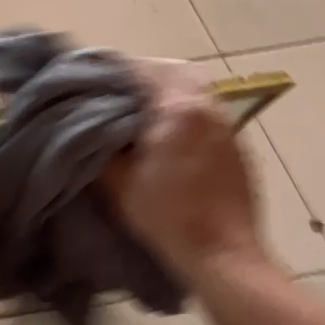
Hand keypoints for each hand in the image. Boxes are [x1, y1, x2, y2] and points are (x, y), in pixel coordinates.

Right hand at [112, 59, 265, 283]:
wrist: (224, 255)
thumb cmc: (166, 216)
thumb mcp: (117, 180)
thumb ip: (101, 144)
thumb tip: (87, 124)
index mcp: (178, 111)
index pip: (145, 69)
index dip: (117, 69)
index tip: (95, 77)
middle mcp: (208, 109)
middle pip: (176, 71)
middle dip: (146, 74)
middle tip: (119, 89)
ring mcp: (227, 127)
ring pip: (196, 90)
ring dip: (168, 91)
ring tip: (141, 110)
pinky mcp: (237, 147)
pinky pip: (208, 112)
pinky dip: (186, 110)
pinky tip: (168, 133)